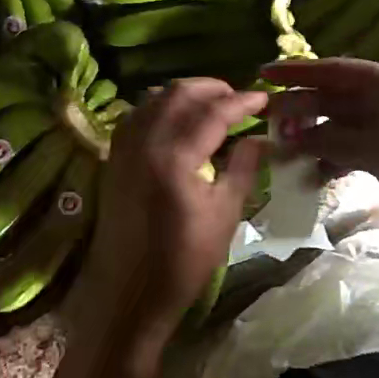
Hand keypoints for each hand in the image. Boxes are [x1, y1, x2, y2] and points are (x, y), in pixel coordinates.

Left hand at [68, 79, 268, 370]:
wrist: (128, 289)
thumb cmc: (183, 261)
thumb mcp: (224, 215)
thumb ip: (242, 169)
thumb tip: (260, 137)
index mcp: (174, 158)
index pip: (213, 113)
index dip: (242, 101)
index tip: (265, 98)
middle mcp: (143, 143)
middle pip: (178, 95)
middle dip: (211, 89)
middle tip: (239, 98)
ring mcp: (123, 147)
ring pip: (152, 100)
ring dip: (183, 95)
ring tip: (211, 105)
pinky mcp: (112, 157)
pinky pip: (135, 115)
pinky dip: (158, 108)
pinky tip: (176, 120)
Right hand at [261, 59, 378, 242]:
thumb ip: (332, 141)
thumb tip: (288, 139)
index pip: (334, 70)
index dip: (297, 71)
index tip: (262, 73)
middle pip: (331, 98)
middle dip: (297, 110)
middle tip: (263, 122)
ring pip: (336, 126)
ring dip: (310, 140)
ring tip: (281, 155)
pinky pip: (348, 150)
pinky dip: (328, 161)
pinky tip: (310, 178)